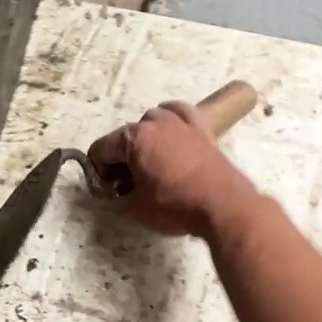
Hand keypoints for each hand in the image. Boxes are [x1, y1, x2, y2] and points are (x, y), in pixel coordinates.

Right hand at [86, 100, 261, 240]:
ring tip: (150, 162)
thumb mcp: (133, 209)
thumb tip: (115, 192)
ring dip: (144, 139)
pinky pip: (179, 113)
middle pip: (124, 136)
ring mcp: (180, 122)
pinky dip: (170, 121)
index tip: (109, 188)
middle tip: (129, 183)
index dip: (99, 171)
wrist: (222, 206)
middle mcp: (155, 122)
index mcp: (134, 138)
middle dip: (121, 158)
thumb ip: (114, 197)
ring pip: (151, 120)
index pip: (100, 149)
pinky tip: (171, 135)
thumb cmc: (174, 206)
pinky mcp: (201, 128)